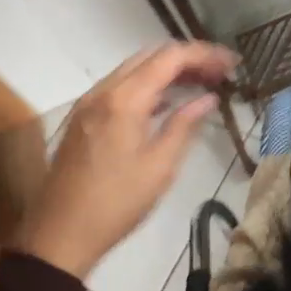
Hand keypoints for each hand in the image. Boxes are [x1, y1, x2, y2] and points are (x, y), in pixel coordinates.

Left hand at [15, 43, 238, 275]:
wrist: (59, 236)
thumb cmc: (116, 203)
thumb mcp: (160, 166)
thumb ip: (185, 125)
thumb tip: (208, 98)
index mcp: (124, 100)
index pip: (170, 57)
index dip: (205, 54)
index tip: (232, 64)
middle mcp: (103, 91)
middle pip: (151, 55)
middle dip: (188, 58)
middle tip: (220, 73)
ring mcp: (89, 103)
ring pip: (134, 68)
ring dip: (168, 70)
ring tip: (202, 84)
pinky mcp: (83, 118)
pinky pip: (120, 86)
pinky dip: (148, 85)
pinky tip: (169, 102)